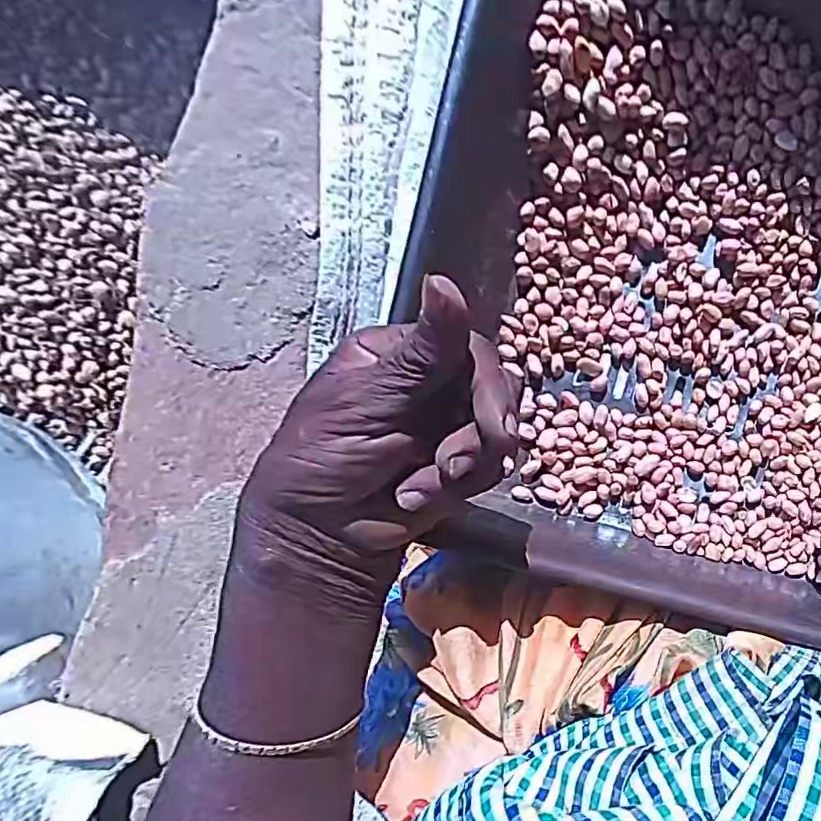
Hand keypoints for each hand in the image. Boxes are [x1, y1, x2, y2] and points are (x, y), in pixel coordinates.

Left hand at [232, 275, 516, 619]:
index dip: (490, 387)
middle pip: (496, 391)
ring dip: (468, 464)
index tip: (496, 426)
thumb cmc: (322, 460)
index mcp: (402, 354)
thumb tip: (444, 282)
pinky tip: (421, 495)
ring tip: (424, 484)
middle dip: (482, 433)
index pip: (471, 351)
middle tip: (458, 466)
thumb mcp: (370, 401)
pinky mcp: (461, 461)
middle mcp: (432, 384)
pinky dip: (463, 486)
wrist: (320, 537)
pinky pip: (492, 465)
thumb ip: (421, 352)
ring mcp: (449, 424)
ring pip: (499, 431)